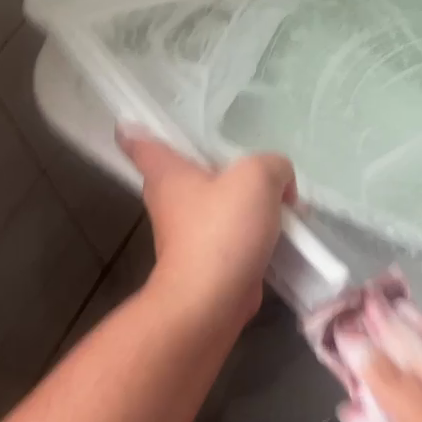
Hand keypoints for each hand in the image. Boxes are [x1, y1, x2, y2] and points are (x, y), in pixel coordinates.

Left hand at [119, 126, 294, 325]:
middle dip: (216, 167)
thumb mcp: (257, 177)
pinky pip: (232, 234)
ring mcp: (187, 233)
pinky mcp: (207, 259)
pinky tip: (281, 234)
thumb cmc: (222, 229)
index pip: (140, 142)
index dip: (140, 128)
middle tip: (251, 164)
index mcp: (167, 172)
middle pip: (188, 172)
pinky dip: (253, 232)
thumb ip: (274, 165)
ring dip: (243, 203)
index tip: (142, 122)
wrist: (212, 298)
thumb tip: (280, 183)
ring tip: (282, 203)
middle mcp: (169, 200)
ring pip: (215, 205)